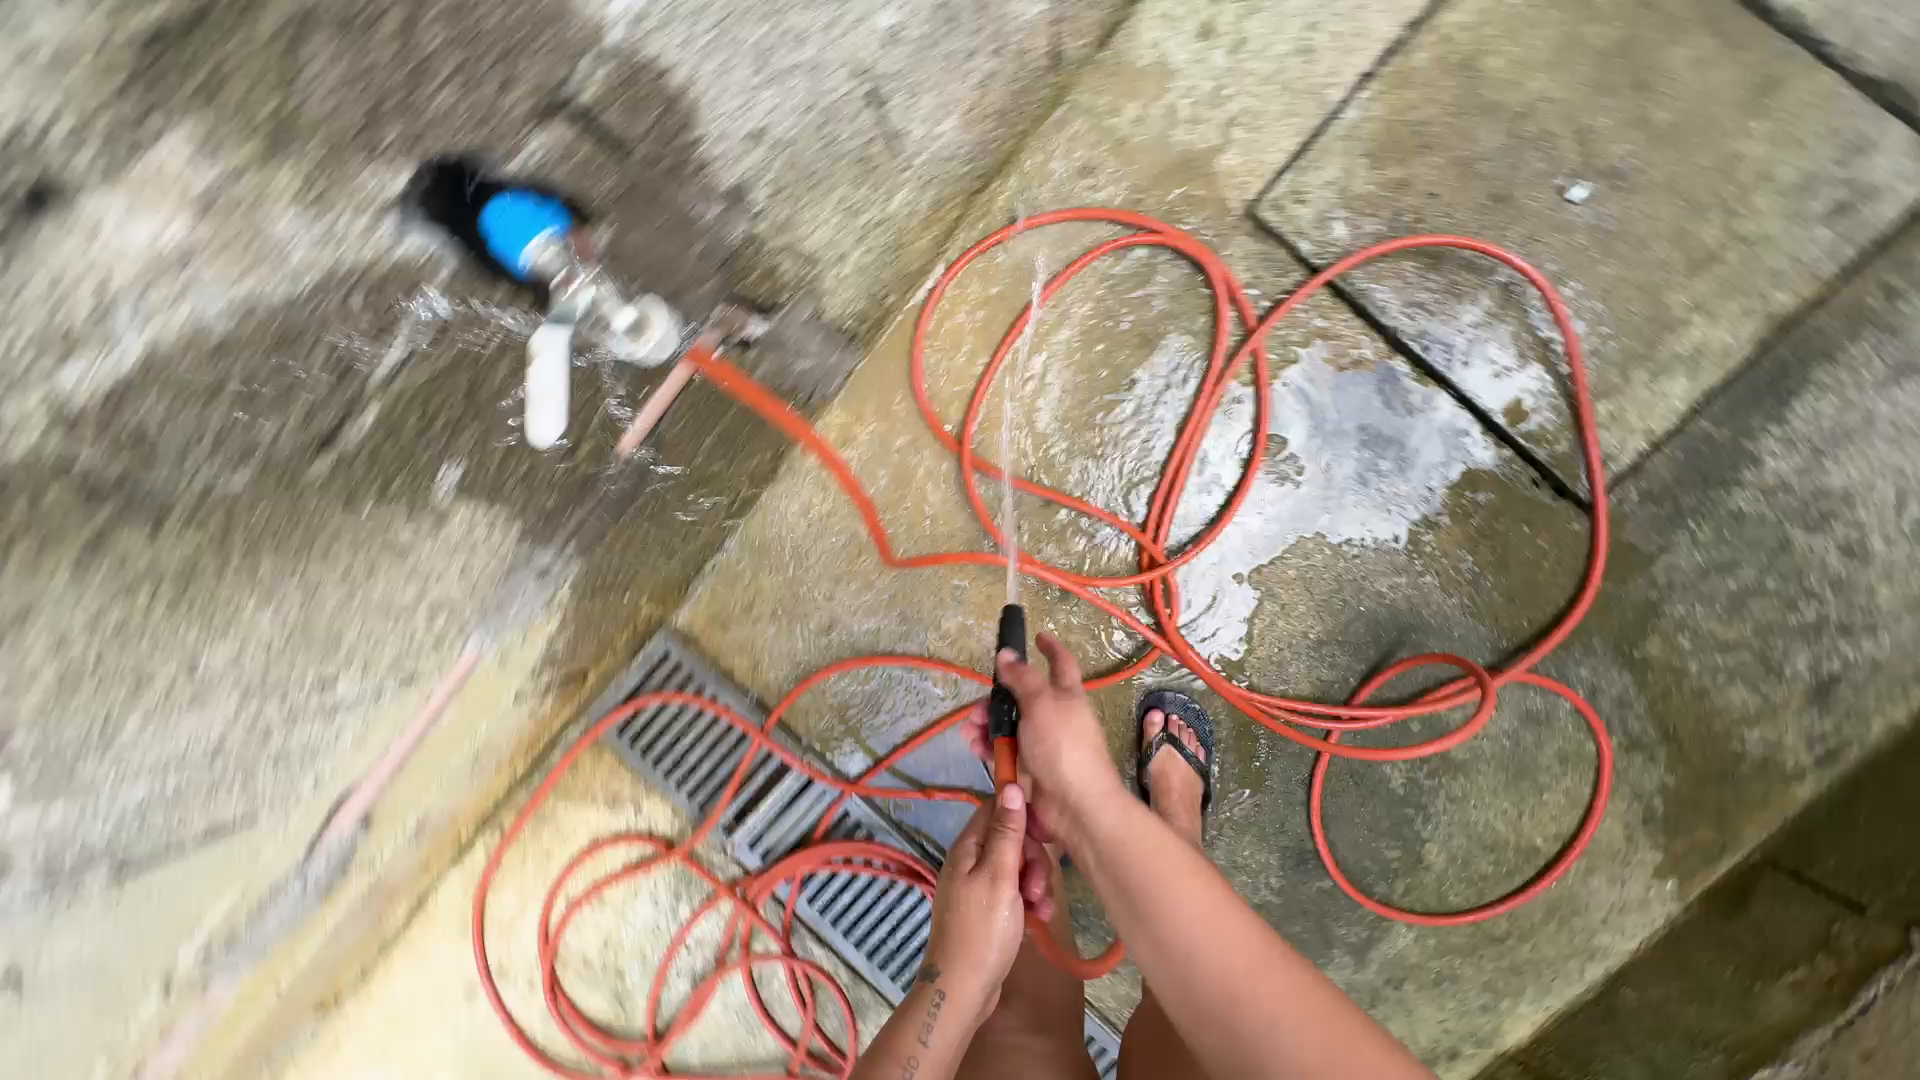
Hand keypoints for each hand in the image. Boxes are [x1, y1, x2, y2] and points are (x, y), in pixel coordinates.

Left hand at [924, 783, 1035, 1024]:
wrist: (963, 991)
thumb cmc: (982, 931)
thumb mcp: (1000, 877)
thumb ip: (1007, 832)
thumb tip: (1010, 784)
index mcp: (968, 848)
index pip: (996, 810)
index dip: (1022, 817)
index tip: (1045, 835)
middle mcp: (970, 862)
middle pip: (1010, 840)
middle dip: (1033, 860)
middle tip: (1039, 886)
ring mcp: (977, 887)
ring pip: (1016, 868)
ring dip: (1035, 884)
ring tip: (1041, 909)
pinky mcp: (987, 910)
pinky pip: (1013, 892)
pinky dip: (1028, 902)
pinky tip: (1038, 919)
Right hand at [964, 633, 1124, 841]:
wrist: (1076, 805)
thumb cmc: (1064, 746)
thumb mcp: (1042, 703)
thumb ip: (1022, 678)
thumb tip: (1006, 654)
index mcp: (1066, 695)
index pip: (1061, 663)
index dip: (1050, 648)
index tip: (1038, 636)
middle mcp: (1055, 716)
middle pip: (1022, 697)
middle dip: (997, 697)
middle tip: (978, 705)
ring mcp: (1041, 743)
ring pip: (1009, 724)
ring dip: (986, 723)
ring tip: (969, 730)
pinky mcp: (1029, 767)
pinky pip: (1004, 750)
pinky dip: (988, 746)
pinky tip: (974, 747)